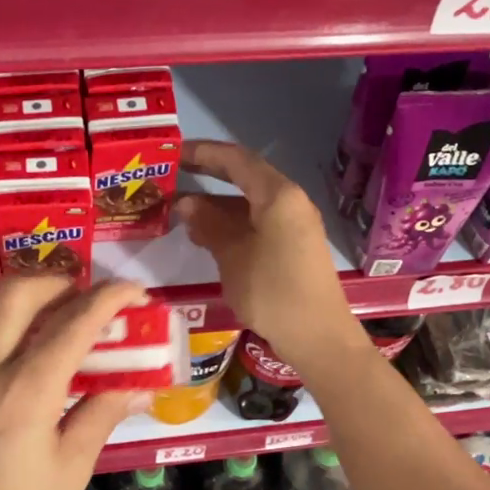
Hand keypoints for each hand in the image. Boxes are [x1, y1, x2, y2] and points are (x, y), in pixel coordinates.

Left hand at [0, 276, 151, 489]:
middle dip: (57, 281)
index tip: (134, 292)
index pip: (75, 322)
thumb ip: (101, 414)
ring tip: (38, 309)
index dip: (110, 298)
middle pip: (17, 293)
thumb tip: (138, 387)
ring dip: (9, 290)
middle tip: (83, 298)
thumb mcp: (72, 471)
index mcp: (26, 390)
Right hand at [175, 140, 363, 365]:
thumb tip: (186, 203)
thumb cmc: (273, 291)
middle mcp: (289, 202)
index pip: (236, 159)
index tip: (172, 153)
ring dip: (215, 206)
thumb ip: (209, 224)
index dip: (202, 153)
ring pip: (248, 204)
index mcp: (278, 195)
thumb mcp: (232, 256)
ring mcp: (293, 225)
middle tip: (170, 177)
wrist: (318, 337)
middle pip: (243, 178)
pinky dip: (229, 225)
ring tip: (178, 214)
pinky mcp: (292, 247)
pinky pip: (256, 224)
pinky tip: (204, 237)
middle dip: (207, 177)